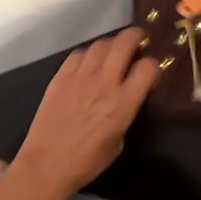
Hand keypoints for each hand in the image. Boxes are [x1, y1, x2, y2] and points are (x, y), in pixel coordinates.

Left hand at [11, 28, 161, 199]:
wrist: (47, 163)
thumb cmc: (87, 162)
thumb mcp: (118, 143)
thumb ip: (125, 115)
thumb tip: (126, 99)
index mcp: (123, 104)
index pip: (147, 69)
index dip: (154, 64)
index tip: (151, 66)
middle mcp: (104, 83)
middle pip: (124, 44)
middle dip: (135, 36)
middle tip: (139, 37)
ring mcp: (80, 77)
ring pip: (100, 45)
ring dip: (111, 43)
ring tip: (113, 49)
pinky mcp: (60, 76)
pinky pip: (78, 55)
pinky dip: (88, 54)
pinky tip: (88, 62)